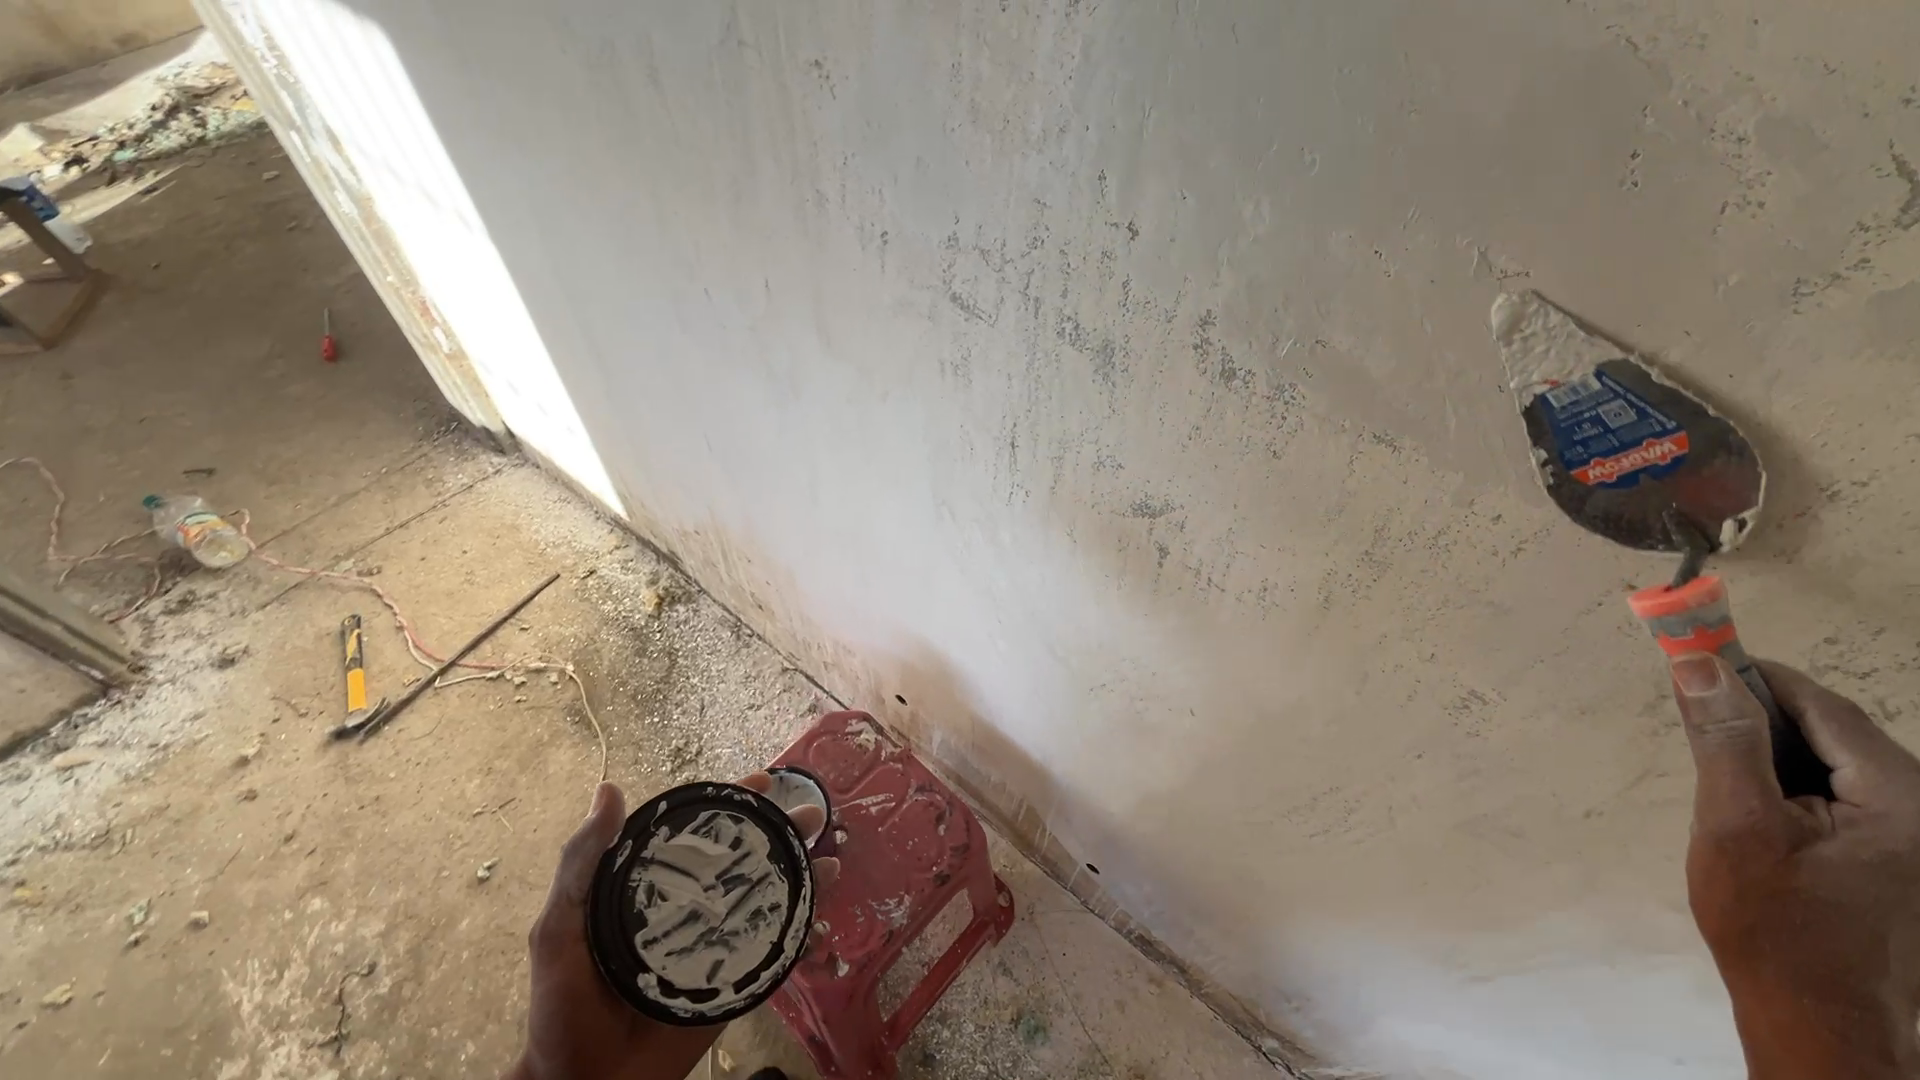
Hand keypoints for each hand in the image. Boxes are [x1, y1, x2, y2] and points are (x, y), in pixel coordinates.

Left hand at [507, 774, 837, 1079]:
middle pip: (743, 859)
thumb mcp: (559, 929)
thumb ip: (580, 864)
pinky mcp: (733, 982)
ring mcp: (714, 943)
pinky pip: (774, 952)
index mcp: (651, 885)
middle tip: (813, 814)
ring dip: (802, 877)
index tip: (763, 780)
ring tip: (831, 861)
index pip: (697, 832)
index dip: (732, 802)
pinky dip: (802, 934)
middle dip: (782, 832)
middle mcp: (689, 906)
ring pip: (767, 899)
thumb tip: (608, 791)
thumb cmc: (563, 1006)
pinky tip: (823, 920)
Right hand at [1671, 653, 1919, 1079]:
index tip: (1689, 660)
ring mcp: (1911, 831)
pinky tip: (1755, 818)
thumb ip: (1722, 739)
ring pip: (1826, 761)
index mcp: (1900, 792)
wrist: (1817, 1017)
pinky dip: (1784, 787)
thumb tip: (1699, 663)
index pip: (1817, 702)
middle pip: (1826, 729)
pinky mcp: (1894, 853)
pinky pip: (1834, 793)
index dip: (1751, 674)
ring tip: (1722, 791)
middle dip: (1754, 722)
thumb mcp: (1735, 823)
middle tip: (1695, 739)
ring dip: (1765, 757)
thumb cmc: (1772, 920)